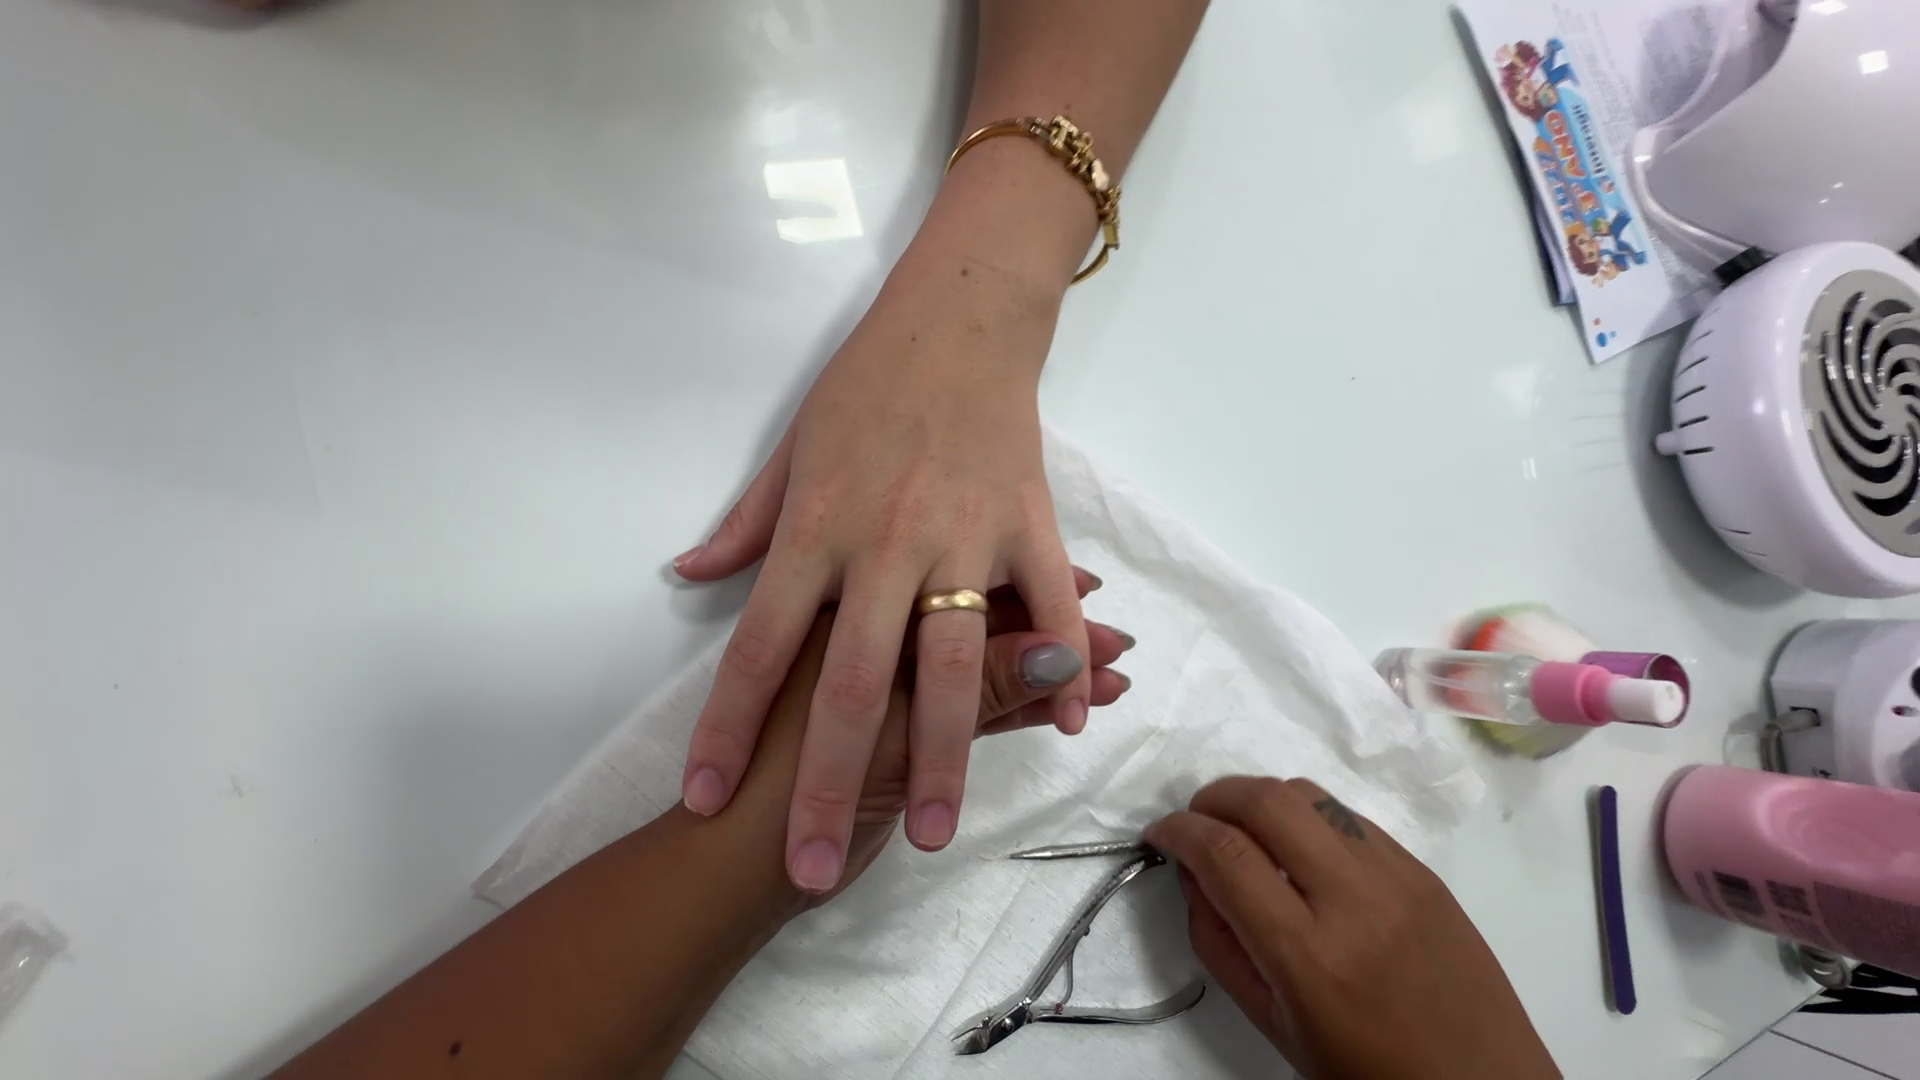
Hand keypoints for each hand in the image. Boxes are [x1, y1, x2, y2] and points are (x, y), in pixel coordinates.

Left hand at [676, 243, 1087, 893]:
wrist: (959, 319)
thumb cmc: (868, 382)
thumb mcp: (793, 446)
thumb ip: (746, 521)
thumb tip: (689, 574)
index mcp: (819, 528)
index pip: (758, 645)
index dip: (728, 729)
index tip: (705, 801)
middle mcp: (887, 544)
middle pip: (853, 681)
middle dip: (829, 784)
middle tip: (811, 870)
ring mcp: (966, 538)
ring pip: (954, 665)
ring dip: (945, 757)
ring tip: (932, 836)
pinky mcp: (1031, 525)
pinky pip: (1052, 607)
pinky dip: (1061, 667)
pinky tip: (1058, 727)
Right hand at [1147, 778, 1560, 1079]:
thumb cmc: (1366, 1074)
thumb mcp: (1272, 1023)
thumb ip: (1218, 942)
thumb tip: (1193, 872)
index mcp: (1311, 956)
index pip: (1225, 855)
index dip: (1178, 831)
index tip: (1159, 834)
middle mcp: (1355, 901)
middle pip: (1266, 801)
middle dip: (1213, 796)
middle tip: (1197, 821)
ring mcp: (1397, 877)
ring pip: (1307, 793)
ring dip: (1258, 798)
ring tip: (1245, 830)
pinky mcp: (1423, 870)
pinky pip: (1347, 815)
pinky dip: (1304, 816)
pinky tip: (1300, 850)